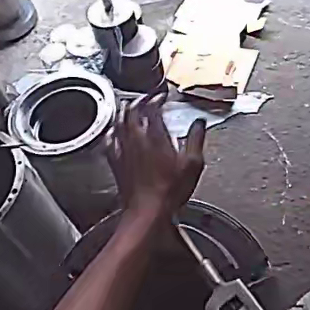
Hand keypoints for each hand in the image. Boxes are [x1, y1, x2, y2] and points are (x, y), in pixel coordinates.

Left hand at [108, 93, 205, 230]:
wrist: (147, 213)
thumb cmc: (169, 191)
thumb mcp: (193, 164)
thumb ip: (196, 139)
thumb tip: (199, 124)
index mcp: (155, 136)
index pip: (152, 108)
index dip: (156, 98)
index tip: (161, 96)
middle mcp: (136, 140)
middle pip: (132, 111)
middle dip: (139, 101)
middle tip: (146, 98)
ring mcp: (123, 150)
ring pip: (119, 123)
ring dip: (125, 112)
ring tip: (131, 108)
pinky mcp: (116, 163)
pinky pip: (110, 141)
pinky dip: (113, 132)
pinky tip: (114, 132)